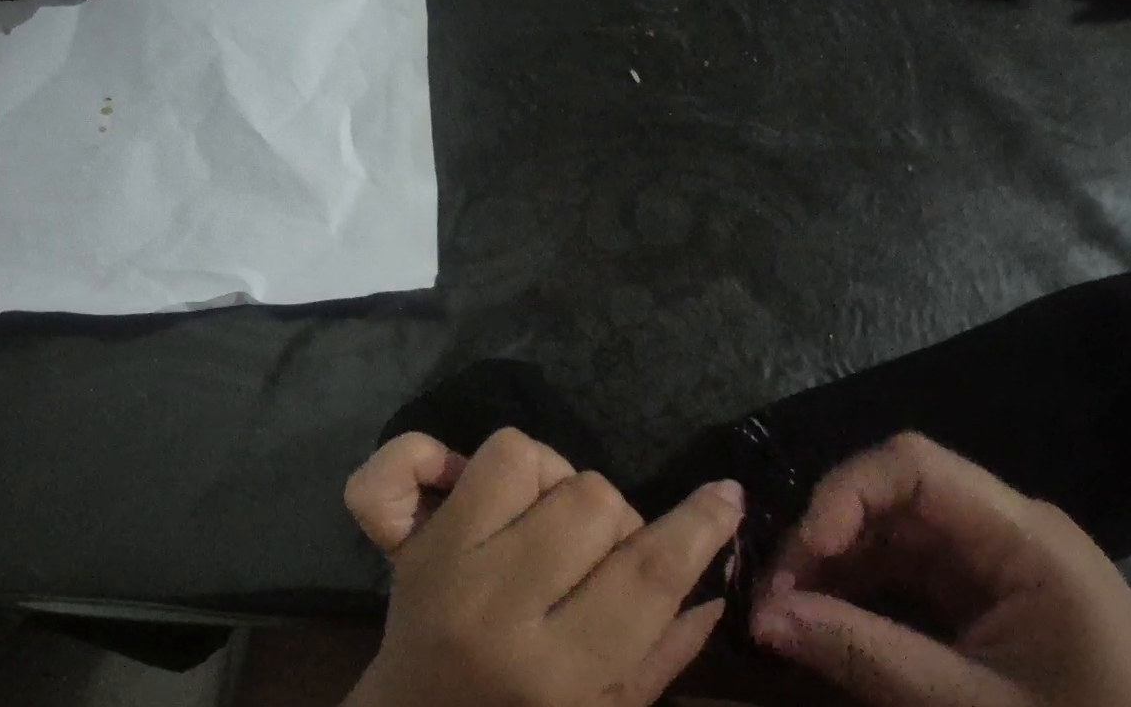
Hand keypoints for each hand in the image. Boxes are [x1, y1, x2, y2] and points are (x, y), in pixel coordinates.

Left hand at [343, 428, 745, 706]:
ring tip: (539, 518)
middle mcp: (494, 608)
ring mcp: (441, 565)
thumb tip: (719, 566)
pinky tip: (456, 482)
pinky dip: (432, 456)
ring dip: (545, 477)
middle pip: (589, 498)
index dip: (698, 526)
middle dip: (612, 517)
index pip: (645, 574)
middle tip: (597, 552)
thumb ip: (664, 649)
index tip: (726, 495)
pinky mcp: (404, 542)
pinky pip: (405, 463)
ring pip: (519, 457)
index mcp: (556, 674)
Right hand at [750, 433, 1130, 706]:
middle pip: (895, 495)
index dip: (843, 494)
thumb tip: (761, 615)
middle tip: (774, 595)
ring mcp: (1001, 565)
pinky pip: (910, 572)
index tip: (799, 556)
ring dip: (836, 565)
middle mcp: (1010, 531)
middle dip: (827, 535)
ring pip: (893, 532)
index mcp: (1027, 538)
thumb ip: (863, 653)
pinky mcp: (991, 600)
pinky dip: (863, 591)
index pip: (913, 466)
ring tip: (787, 612)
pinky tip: (826, 620)